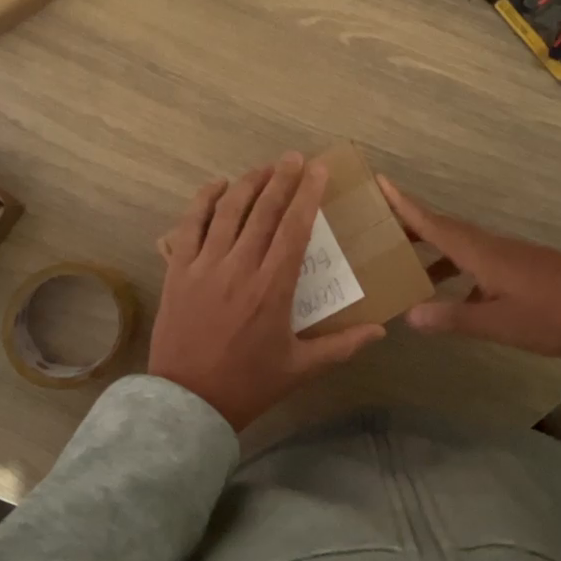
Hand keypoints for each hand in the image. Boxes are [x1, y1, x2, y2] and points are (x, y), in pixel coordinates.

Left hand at [149, 153, 386, 429]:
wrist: (189, 403)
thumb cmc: (248, 385)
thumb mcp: (300, 369)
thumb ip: (342, 346)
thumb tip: (382, 330)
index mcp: (272, 289)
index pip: (294, 228)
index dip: (307, 195)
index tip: (318, 170)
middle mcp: (239, 268)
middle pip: (263, 211)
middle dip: (281, 178)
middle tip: (294, 157)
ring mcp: (204, 266)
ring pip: (228, 211)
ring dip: (247, 183)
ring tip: (264, 168)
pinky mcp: (178, 269)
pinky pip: (190, 225)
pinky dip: (204, 201)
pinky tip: (217, 186)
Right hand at [379, 176, 560, 359]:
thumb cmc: (554, 313)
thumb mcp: (500, 323)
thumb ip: (454, 319)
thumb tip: (408, 314)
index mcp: (478, 252)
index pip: (432, 222)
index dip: (403, 203)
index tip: (378, 180)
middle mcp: (488, 247)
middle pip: (440, 229)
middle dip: (408, 225)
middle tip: (376, 225)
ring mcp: (505, 257)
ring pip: (457, 247)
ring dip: (430, 250)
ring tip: (403, 264)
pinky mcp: (519, 270)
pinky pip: (474, 262)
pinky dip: (454, 271)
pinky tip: (451, 298)